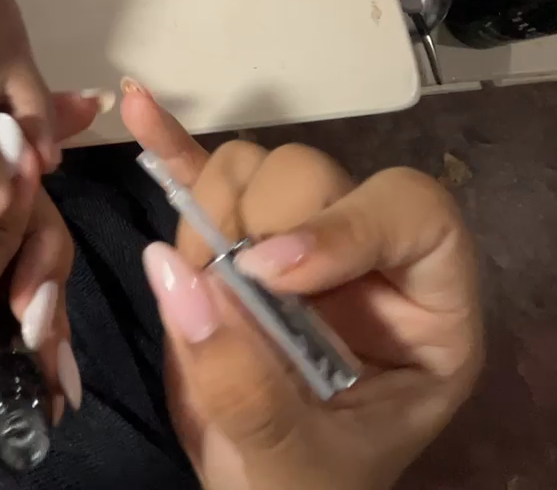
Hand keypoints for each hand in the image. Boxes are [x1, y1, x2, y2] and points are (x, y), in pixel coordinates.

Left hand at [0, 145, 81, 489]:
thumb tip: (13, 135)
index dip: (25, 152)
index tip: (84, 114)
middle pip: (17, 209)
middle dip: (40, 260)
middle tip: (35, 315)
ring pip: (37, 258)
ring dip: (50, 312)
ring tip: (41, 358)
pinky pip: (42, 306)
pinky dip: (53, 340)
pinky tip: (52, 378)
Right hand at [122, 80, 482, 489]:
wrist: (253, 488)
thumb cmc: (300, 487)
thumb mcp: (292, 462)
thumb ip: (244, 386)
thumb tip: (176, 275)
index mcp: (420, 311)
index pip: (413, 216)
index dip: (342, 225)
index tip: (266, 273)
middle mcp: (360, 258)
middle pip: (315, 176)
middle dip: (254, 224)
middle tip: (220, 284)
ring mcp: (287, 235)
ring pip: (252, 166)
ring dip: (207, 208)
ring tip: (193, 271)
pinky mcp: (226, 231)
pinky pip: (199, 171)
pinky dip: (169, 144)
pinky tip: (136, 105)